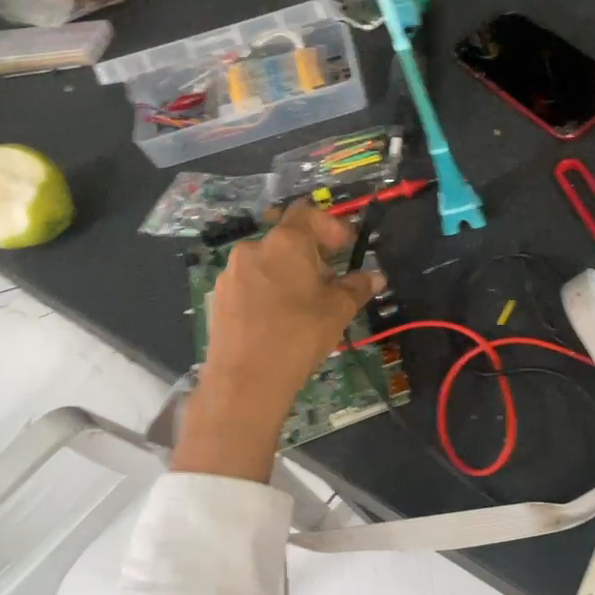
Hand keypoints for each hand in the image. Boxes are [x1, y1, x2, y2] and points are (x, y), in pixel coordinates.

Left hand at [172, 200, 382, 480]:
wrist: (245, 380)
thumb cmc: (299, 335)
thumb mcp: (338, 310)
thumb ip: (357, 287)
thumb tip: (375, 276)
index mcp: (285, 242)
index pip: (308, 213)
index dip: (330, 226)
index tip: (346, 249)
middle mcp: (253, 249)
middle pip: (287, 240)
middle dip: (311, 256)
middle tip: (330, 283)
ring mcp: (231, 274)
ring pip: (267, 264)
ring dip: (288, 275)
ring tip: (305, 305)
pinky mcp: (219, 298)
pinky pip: (250, 285)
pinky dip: (268, 293)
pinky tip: (279, 321)